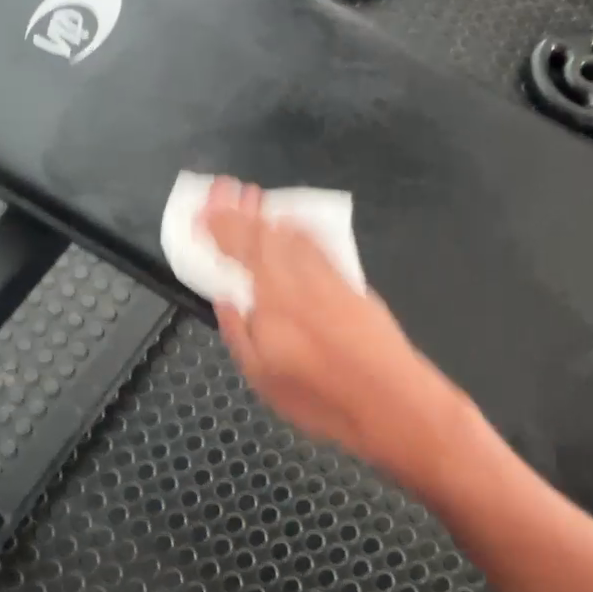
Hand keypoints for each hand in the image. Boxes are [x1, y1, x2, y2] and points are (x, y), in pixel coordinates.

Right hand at [201, 178, 477, 487]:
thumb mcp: (263, 378)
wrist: (392, 401)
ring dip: (268, 214)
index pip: (239, 249)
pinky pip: (320, 244)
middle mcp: (300, 278)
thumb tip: (225, 300)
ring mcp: (329, 277)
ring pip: (293, 234)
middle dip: (240, 211)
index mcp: (272, 299)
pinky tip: (294, 224)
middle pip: (266, 234)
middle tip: (222, 190)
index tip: (200, 213)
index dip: (217, 228)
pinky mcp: (352, 284)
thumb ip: (239, 333)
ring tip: (251, 199)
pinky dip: (301, 229)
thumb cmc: (322, 399)